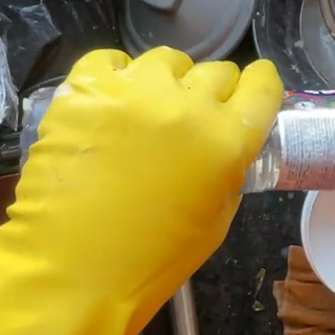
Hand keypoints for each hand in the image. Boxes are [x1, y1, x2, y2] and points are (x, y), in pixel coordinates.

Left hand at [9, 47, 283, 334]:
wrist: (71, 274)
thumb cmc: (153, 259)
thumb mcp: (219, 216)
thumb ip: (231, 167)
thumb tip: (227, 141)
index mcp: (228, 139)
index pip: (263, 84)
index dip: (260, 87)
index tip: (250, 96)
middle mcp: (188, 105)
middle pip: (218, 71)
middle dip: (215, 92)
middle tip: (195, 119)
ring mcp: (134, 92)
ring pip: (167, 60)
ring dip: (168, 82)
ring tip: (150, 110)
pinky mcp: (86, 90)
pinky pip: (110, 60)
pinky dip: (117, 76)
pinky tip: (112, 101)